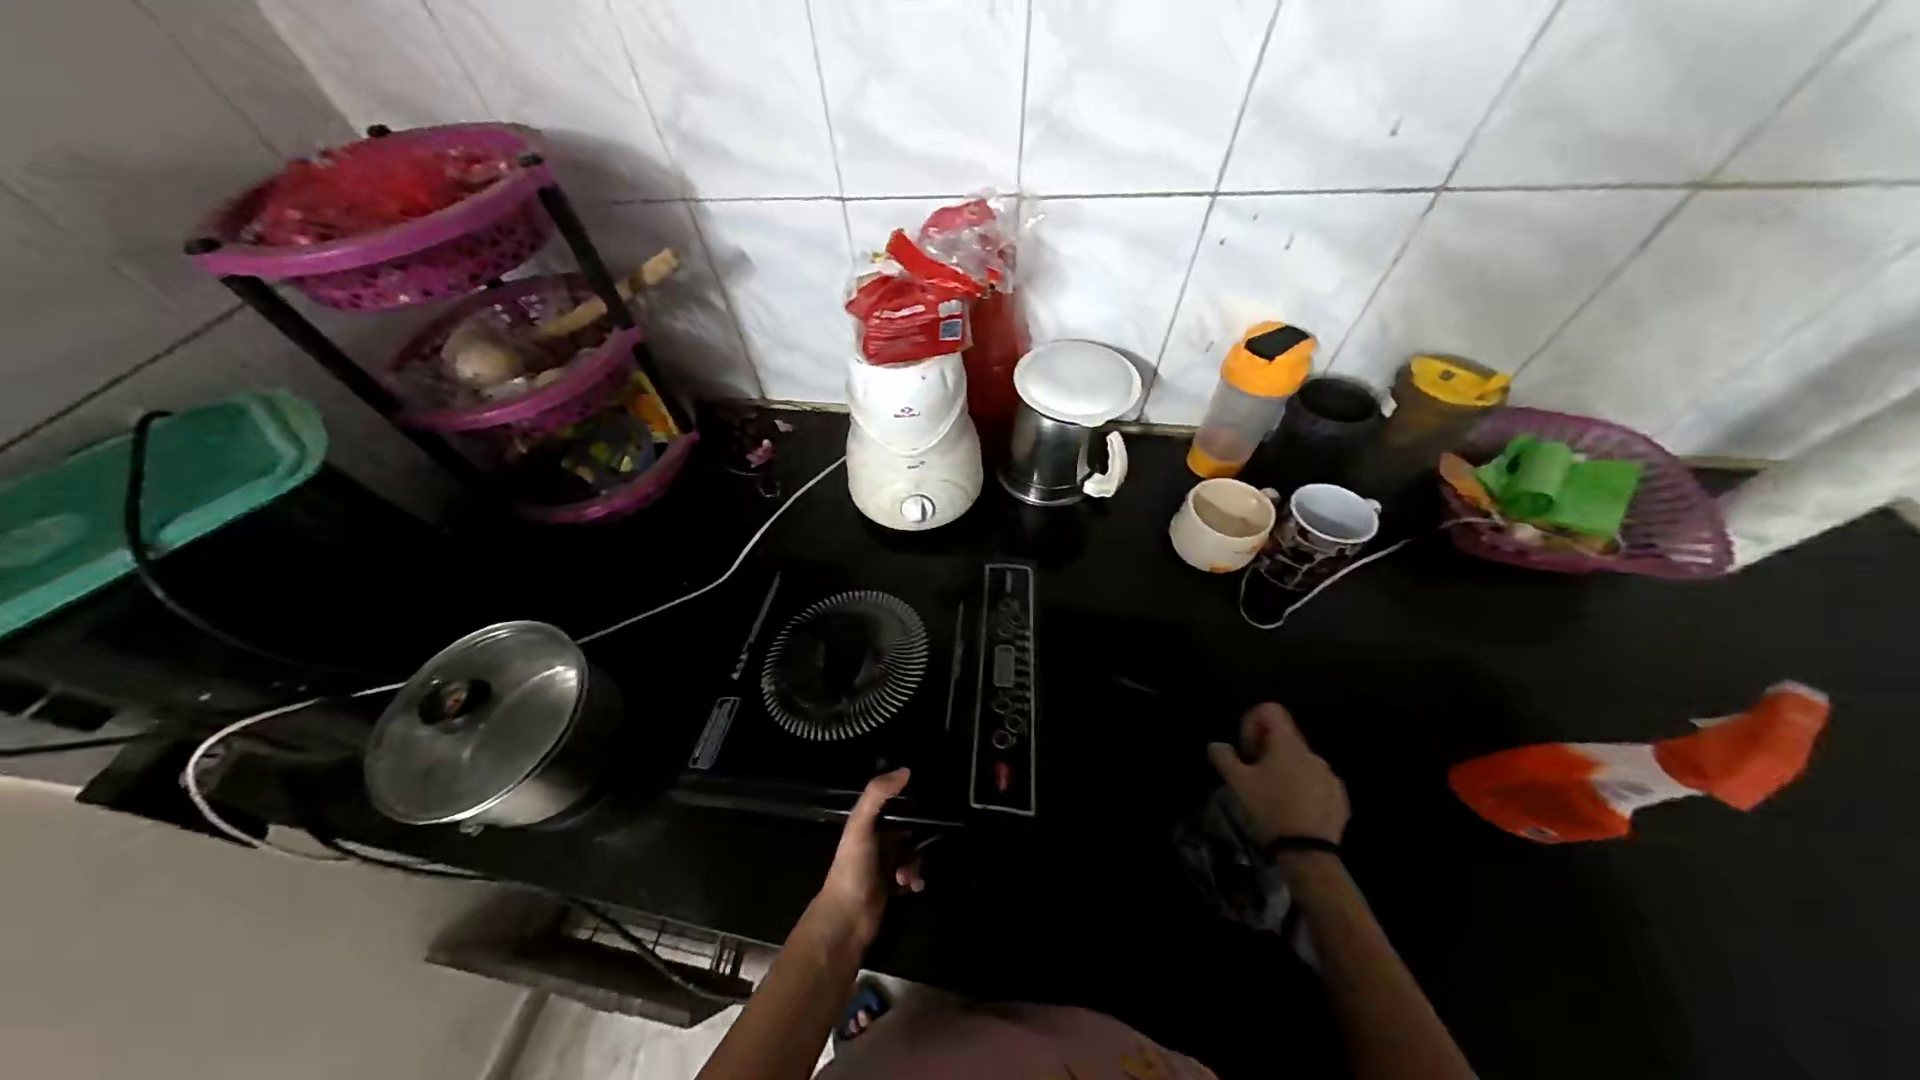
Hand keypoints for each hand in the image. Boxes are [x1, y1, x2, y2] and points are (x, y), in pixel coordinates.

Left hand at [810, 768, 924, 944]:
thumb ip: (877, 795)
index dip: (908, 802)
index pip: (891, 806)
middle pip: (907, 832)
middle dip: (918, 839)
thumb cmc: (852, 868)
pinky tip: (914, 887)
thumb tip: (906, 770)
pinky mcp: (891, 888)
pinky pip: (913, 877)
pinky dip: (918, 879)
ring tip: (909, 876)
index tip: (929, 801)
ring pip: (912, 855)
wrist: (847, 919)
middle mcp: (875, 843)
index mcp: (865, 826)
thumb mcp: (860, 825)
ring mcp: (883, 867)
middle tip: (920, 847)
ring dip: (917, 863)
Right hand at [1208, 703, 1349, 847]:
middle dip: (1265, 752)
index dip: (1251, 723)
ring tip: (1273, 797)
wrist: (1308, 854)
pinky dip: (1302, 788)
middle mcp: (1311, 753)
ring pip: (1299, 762)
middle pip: (1284, 738)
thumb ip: (1224, 758)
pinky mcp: (1339, 798)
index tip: (1246, 752)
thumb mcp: (1236, 783)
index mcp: (1287, 744)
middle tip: (1253, 777)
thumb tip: (1217, 745)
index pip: (1270, 711)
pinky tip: (1292, 810)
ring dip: (1284, 771)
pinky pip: (1316, 783)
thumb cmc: (1268, 809)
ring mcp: (1329, 776)